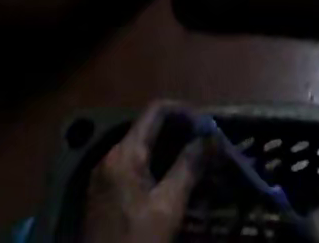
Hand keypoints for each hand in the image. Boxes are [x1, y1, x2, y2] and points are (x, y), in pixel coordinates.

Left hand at [82, 102, 206, 242]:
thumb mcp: (168, 207)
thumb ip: (189, 167)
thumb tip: (212, 138)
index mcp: (124, 152)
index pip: (156, 111)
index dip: (185, 112)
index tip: (208, 126)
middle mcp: (111, 155)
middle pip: (150, 127)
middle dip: (181, 132)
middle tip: (208, 145)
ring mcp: (106, 175)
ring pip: (144, 147)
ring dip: (171, 150)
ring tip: (199, 161)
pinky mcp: (106, 193)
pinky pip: (136, 166)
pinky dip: (158, 165)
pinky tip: (177, 180)